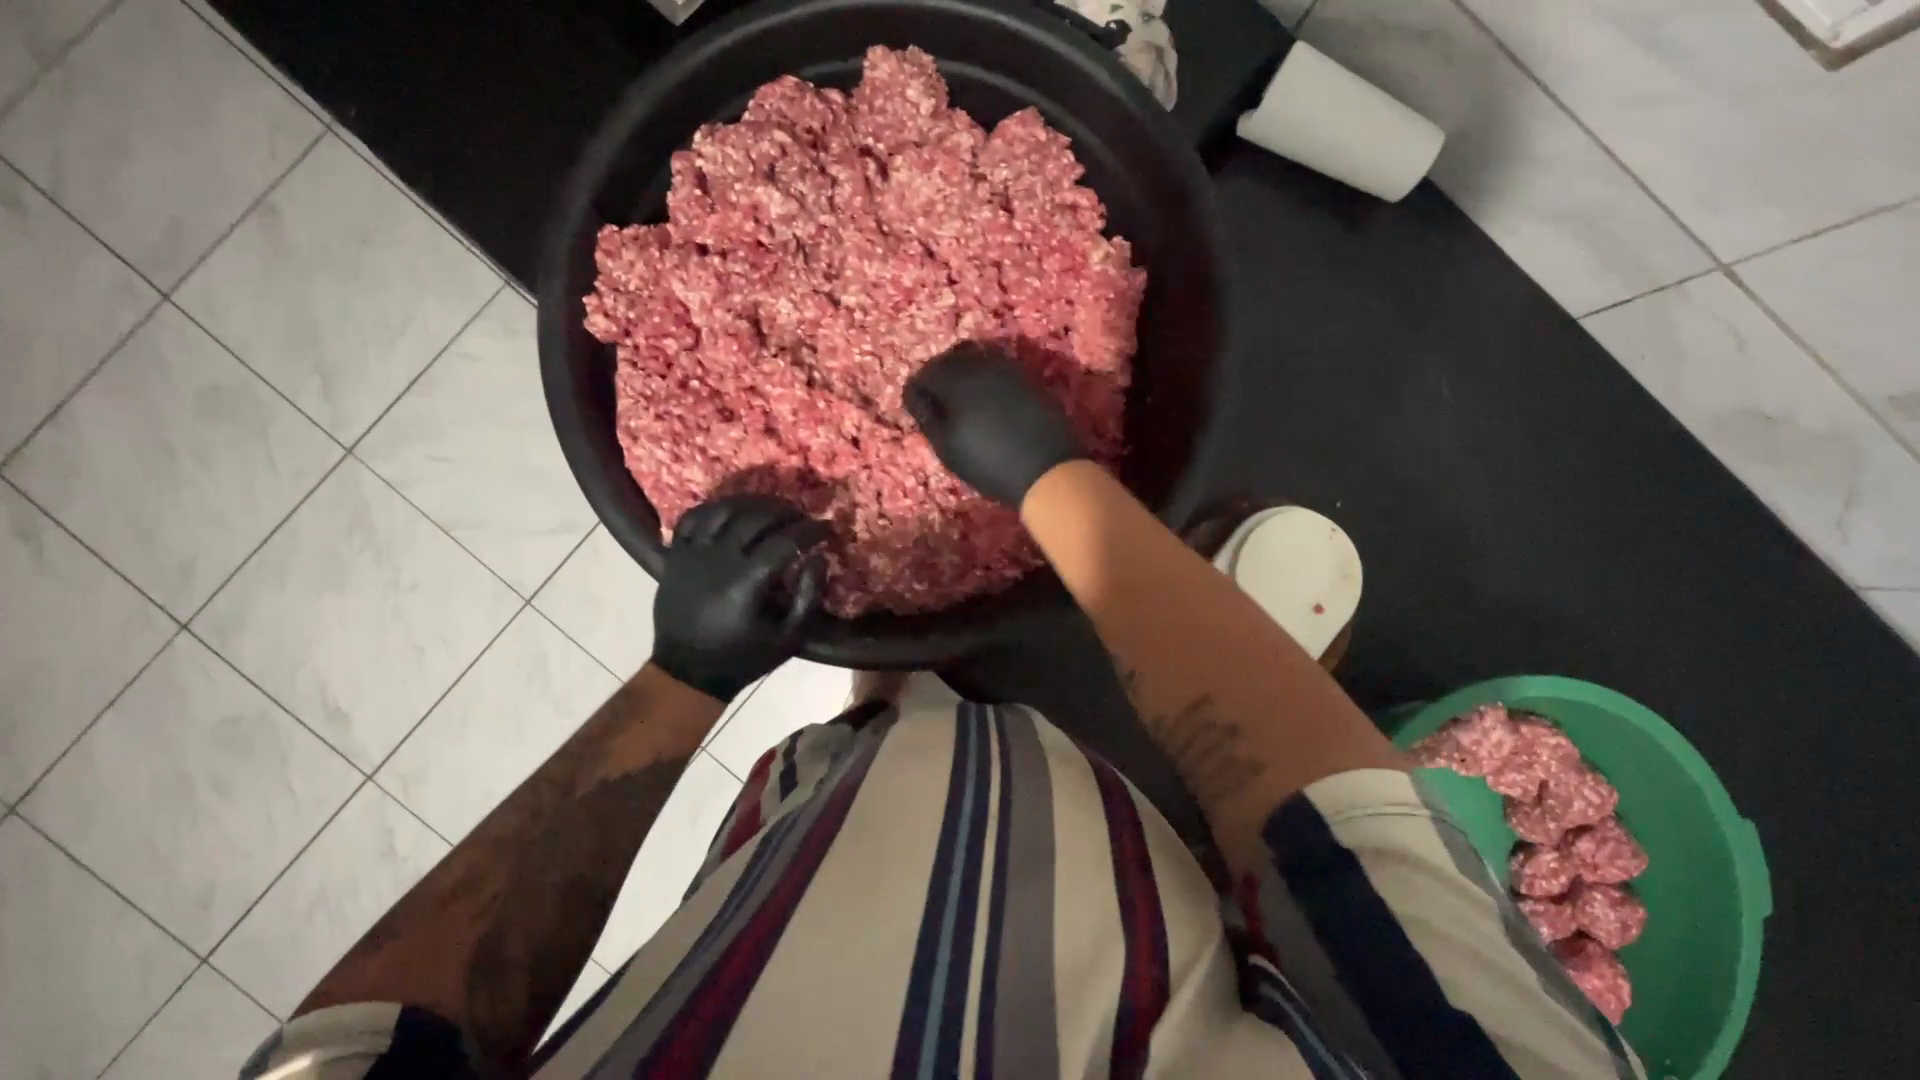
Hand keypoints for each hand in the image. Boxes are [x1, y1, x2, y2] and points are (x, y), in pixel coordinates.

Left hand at [649, 494, 827, 701]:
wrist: (687, 671)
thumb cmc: (744, 658)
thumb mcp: (789, 638)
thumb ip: (810, 597)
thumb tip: (820, 557)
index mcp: (747, 582)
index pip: (786, 540)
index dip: (811, 529)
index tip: (827, 528)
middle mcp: (718, 560)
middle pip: (756, 517)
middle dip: (785, 511)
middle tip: (802, 516)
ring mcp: (692, 554)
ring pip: (724, 510)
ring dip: (753, 502)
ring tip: (772, 507)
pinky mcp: (675, 555)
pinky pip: (694, 517)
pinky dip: (716, 507)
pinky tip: (733, 511)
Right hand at [904, 342, 1085, 505]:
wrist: (1046, 470)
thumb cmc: (989, 463)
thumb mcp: (947, 447)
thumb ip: (927, 416)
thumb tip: (914, 393)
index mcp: (955, 380)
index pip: (925, 373)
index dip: (918, 391)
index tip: (919, 410)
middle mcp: (981, 365)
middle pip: (950, 359)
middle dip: (940, 377)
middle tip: (939, 405)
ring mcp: (1009, 369)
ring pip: (977, 359)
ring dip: (965, 374)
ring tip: (965, 403)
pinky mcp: (1029, 378)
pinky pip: (999, 368)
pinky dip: (988, 379)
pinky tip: (990, 402)